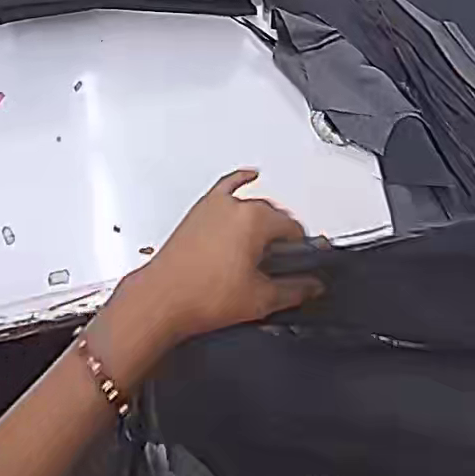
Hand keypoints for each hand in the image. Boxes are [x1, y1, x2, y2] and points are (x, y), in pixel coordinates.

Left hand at [111, 169, 322, 349]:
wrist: (163, 298)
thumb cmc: (201, 295)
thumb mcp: (260, 299)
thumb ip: (294, 289)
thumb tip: (311, 285)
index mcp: (255, 220)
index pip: (294, 227)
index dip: (303, 249)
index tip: (305, 262)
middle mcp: (235, 205)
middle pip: (274, 216)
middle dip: (282, 237)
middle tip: (284, 264)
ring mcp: (215, 204)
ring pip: (252, 206)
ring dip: (263, 221)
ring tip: (262, 251)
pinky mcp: (200, 209)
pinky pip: (225, 186)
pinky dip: (240, 180)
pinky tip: (249, 176)